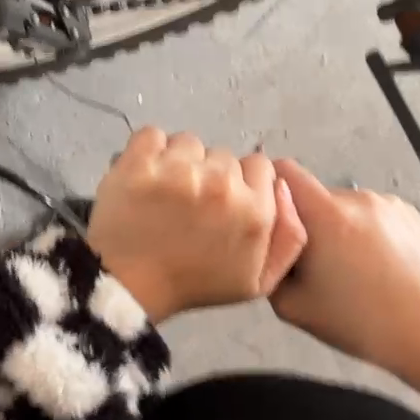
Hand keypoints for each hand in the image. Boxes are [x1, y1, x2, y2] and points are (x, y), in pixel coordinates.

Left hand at [86, 127, 306, 322]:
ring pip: (189, 142)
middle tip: (190, 202)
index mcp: (253, 210)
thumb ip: (289, 236)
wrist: (130, 285)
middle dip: (210, 173)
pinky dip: (149, 148)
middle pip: (222, 155)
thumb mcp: (258, 280)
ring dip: (180, 159)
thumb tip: (284, 187)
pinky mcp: (139, 162)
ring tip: (166, 188)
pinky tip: (146, 173)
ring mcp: (177, 170)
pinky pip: (152, 134)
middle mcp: (220, 183)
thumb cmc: (194, 284)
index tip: (222, 199)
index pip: (259, 166)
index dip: (242, 181)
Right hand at [268, 160, 419, 395]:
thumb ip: (270, 263)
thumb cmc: (360, 323)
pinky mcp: (410, 213)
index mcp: (325, 215)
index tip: (269, 218)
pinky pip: (368, 214)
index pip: (282, 170)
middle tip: (312, 262)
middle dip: (304, 220)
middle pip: (311, 194)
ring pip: (340, 206)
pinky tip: (375, 265)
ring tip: (349, 268)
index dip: (269, 188)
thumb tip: (268, 240)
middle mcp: (356, 198)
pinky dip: (362, 231)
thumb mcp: (291, 305)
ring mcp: (387, 203)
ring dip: (334, 227)